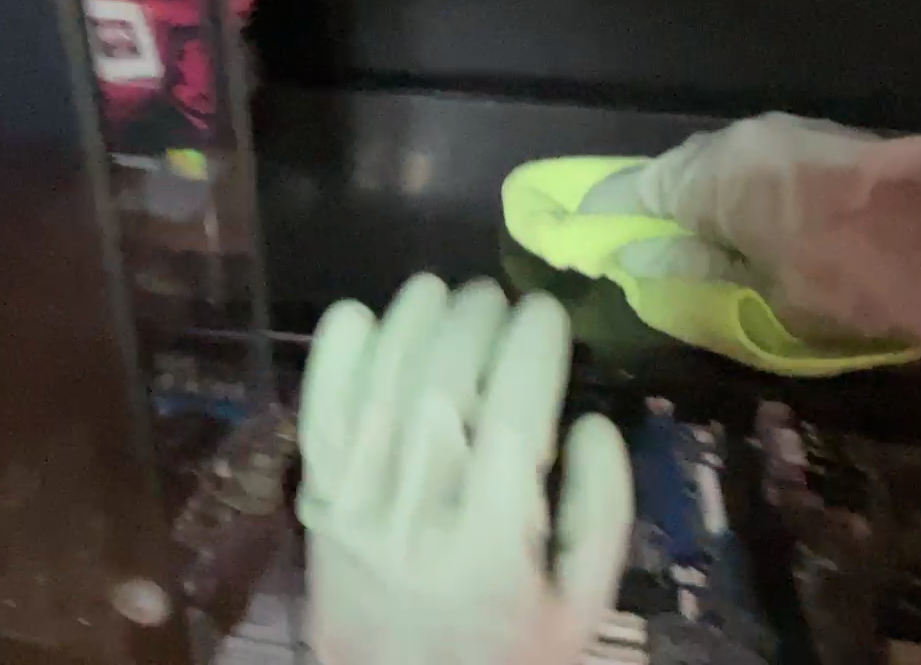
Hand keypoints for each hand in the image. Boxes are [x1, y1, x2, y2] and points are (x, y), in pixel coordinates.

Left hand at [298, 274, 633, 664]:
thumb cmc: (506, 646)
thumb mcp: (582, 605)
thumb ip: (602, 512)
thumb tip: (590, 422)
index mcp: (492, 546)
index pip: (514, 419)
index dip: (532, 347)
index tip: (546, 309)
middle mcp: (417, 513)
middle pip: (444, 387)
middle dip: (476, 321)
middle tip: (497, 298)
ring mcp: (356, 501)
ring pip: (381, 385)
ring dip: (412, 319)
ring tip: (443, 290)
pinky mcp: (319, 495)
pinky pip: (320, 412)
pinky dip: (333, 355)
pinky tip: (358, 313)